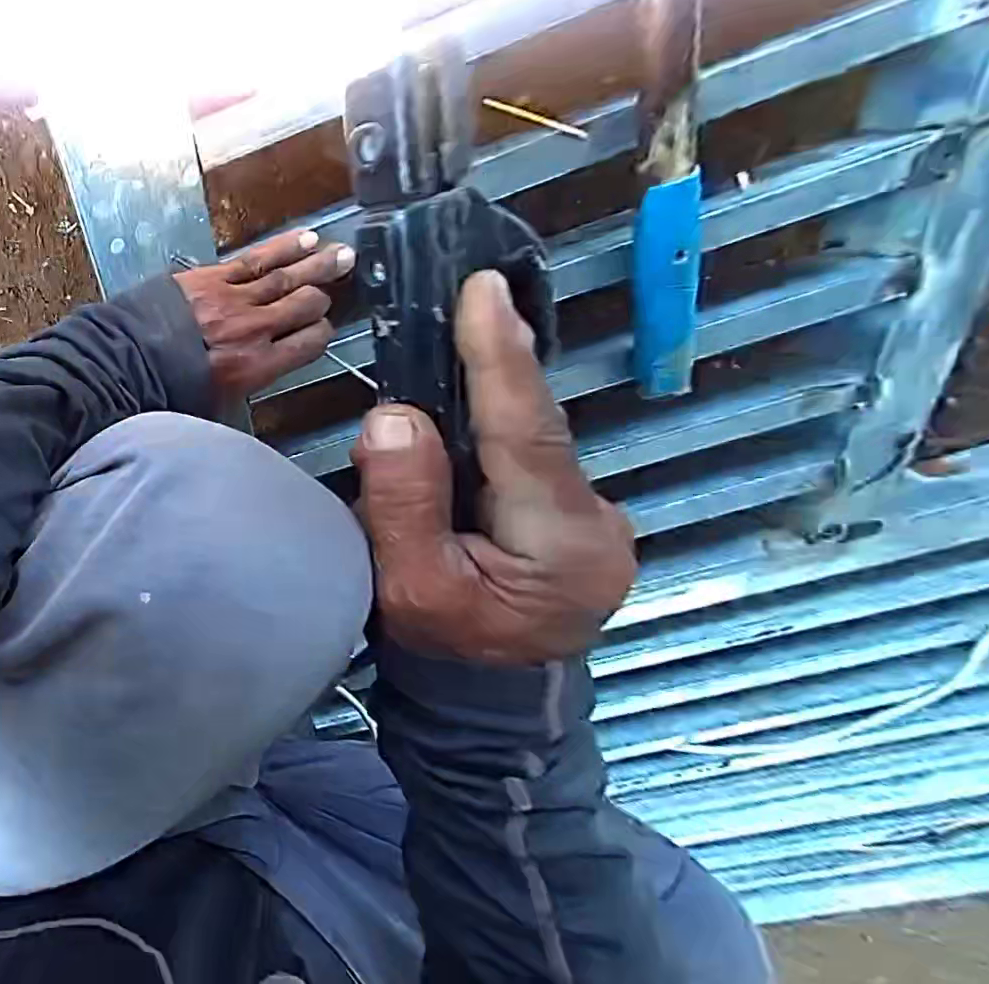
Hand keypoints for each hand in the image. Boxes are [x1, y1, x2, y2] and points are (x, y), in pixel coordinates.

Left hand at [172, 231, 354, 401]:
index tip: (324, 327)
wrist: (126, 361)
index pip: (309, 344)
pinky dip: (282, 247)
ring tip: (341, 253)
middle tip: (340, 280)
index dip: (321, 333)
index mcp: (256, 365)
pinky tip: (304, 239)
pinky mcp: (212, 277)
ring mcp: (234, 300)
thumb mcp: (213, 404)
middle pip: (304, 305)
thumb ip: (243, 386)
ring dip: (317, 264)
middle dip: (321, 296)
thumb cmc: (164, 389)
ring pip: (286, 277)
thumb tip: (255, 377)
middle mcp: (254, 330)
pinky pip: (257, 258)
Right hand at [352, 270, 635, 663]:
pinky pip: (519, 457)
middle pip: (527, 429)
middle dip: (482, 377)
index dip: (502, 359)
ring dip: (474, 409)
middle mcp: (595, 519)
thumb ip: (403, 502)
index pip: (527, 433)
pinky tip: (446, 435)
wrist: (484, 697)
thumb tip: (394, 416)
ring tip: (431, 389)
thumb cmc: (443, 648)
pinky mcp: (570, 516)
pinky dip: (480, 437)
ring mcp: (590, 517)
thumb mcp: (409, 587)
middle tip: (447, 321)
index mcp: (562, 542)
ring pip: (522, 440)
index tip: (484, 291)